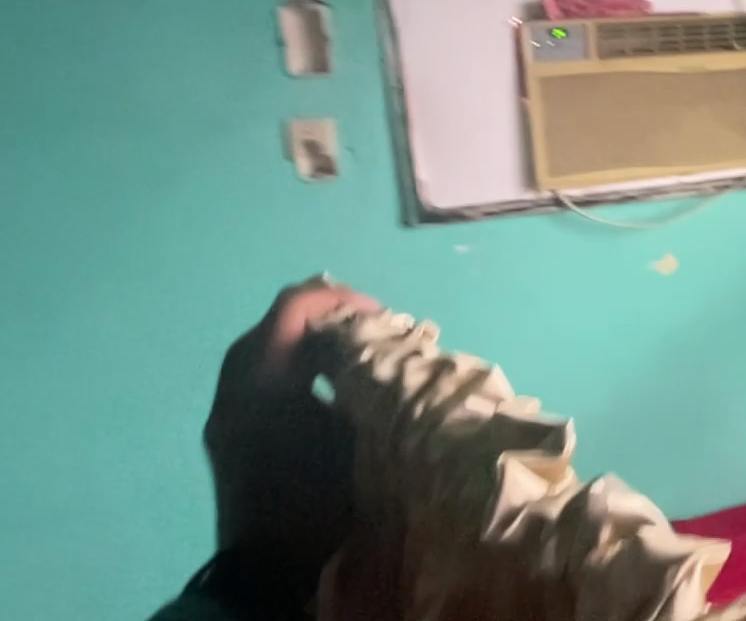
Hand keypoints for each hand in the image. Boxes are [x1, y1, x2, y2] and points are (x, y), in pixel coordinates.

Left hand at [203, 276, 378, 568]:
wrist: (271, 568)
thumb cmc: (325, 496)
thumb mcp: (364, 429)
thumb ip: (374, 376)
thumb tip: (397, 338)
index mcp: (265, 387)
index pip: (293, 308)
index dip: (342, 299)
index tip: (385, 317)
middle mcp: (235, 392)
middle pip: (275, 322)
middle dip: (329, 313)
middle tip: (377, 325)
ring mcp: (226, 413)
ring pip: (265, 346)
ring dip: (313, 336)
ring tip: (360, 345)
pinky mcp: (231, 430)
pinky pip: (261, 371)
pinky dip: (297, 359)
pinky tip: (334, 374)